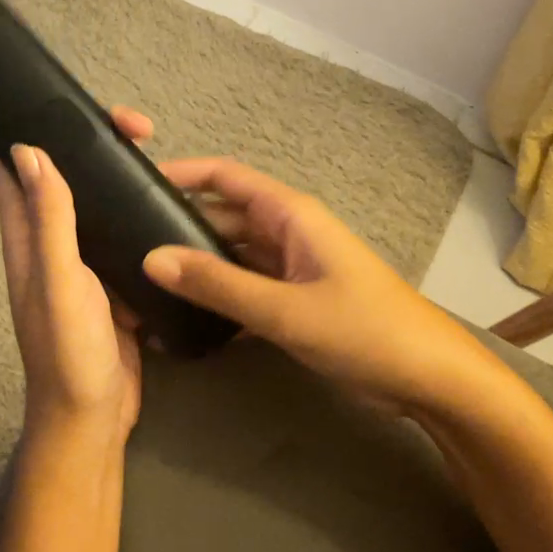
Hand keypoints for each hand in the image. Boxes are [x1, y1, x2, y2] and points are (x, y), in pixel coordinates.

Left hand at [0, 107, 154, 446]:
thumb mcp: (59, 282)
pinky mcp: (112, 284)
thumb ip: (48, 219)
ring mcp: (83, 266)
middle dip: (95, 147)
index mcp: (27, 240)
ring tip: (161, 156)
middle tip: (142, 129)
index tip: (77, 107)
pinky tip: (169, 204)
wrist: (93, 420)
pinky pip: (123, 239)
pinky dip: (139, 216)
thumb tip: (28, 148)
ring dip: (119, 178)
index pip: (19, 169)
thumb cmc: (70, 352)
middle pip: (65, 180)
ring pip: (98, 207)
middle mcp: (50, 246)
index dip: (39, 131)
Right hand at [142, 156, 491, 413]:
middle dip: (179, 227)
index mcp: (290, 214)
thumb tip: (150, 258)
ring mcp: (292, 268)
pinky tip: (183, 321)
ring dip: (197, 268)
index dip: (182, 174)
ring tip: (143, 283)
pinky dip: (219, 300)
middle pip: (224, 218)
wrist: (428, 378)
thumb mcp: (284, 309)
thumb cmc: (363, 329)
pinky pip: (247, 289)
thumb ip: (218, 285)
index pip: (226, 177)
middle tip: (124, 246)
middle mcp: (288, 232)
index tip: (132, 183)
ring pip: (233, 256)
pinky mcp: (296, 301)